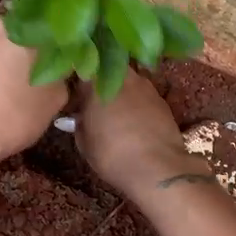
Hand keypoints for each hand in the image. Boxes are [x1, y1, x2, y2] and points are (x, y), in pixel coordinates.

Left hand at [0, 19, 66, 166]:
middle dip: (38, 52)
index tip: (71, 64)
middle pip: (28, 36)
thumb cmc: (14, 114)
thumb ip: (63, 79)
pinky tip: (0, 91)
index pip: (56, 31)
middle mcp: (2, 27)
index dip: (66, 47)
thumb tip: (63, 73)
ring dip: (14, 62)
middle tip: (49, 75)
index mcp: (29, 28)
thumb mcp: (54, 101)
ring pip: (5, 48)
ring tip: (24, 86)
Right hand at [76, 70, 210, 196]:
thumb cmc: (111, 154)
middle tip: (93, 100)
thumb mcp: (84, 142)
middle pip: (106, 69)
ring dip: (119, 89)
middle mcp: (121, 76)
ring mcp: (144, 84)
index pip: (82, 69)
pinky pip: (142, 92)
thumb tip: (78, 115)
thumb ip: (78, 123)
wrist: (157, 167)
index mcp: (96, 82)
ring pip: (126, 79)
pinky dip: (135, 100)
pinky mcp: (161, 98)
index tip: (74, 94)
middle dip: (99, 81)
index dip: (77, 80)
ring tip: (114, 109)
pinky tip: (133, 117)